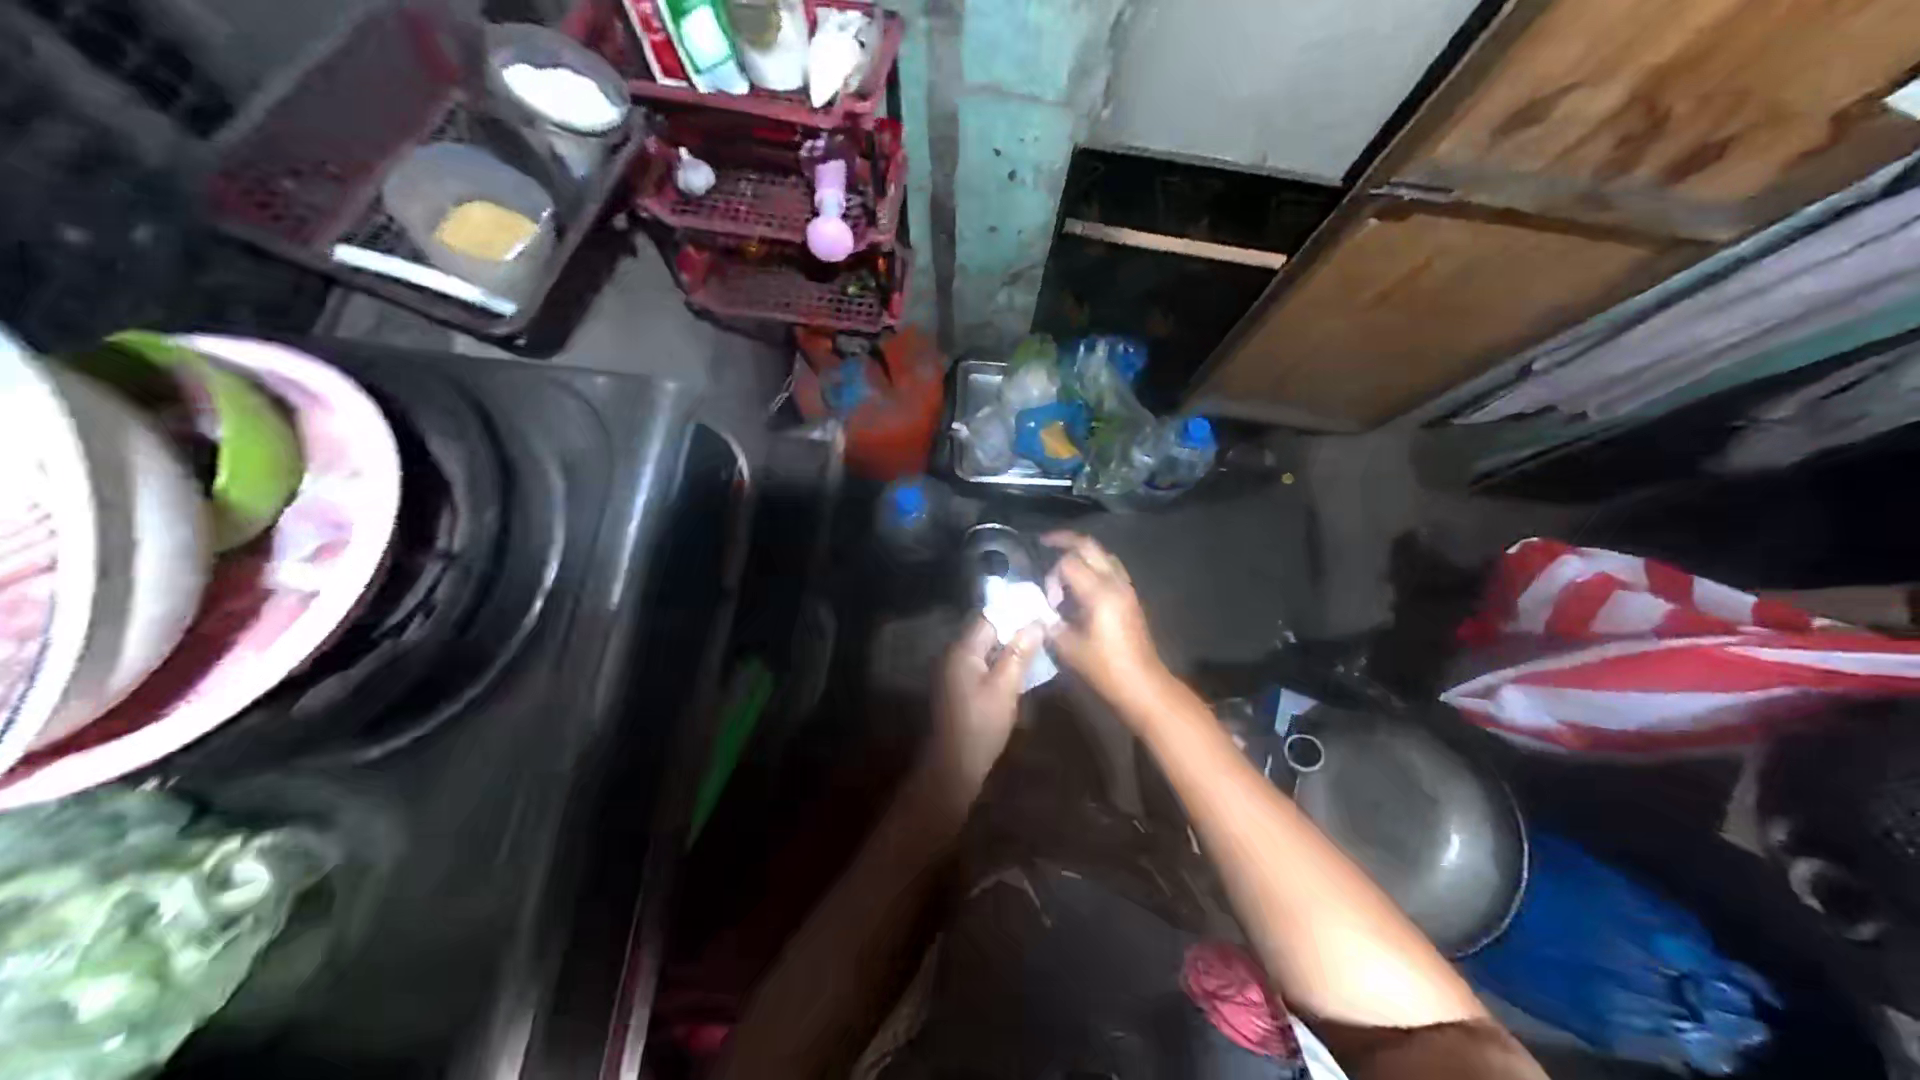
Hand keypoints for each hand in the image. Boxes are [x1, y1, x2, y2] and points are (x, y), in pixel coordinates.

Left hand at [925, 616, 1043, 791]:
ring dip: (1011, 646)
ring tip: (1040, 643)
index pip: (989, 617)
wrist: (955, 765)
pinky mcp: (962, 687)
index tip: (1039, 608)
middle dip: (1015, 627)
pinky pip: (985, 664)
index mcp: (963, 651)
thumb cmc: (981, 724)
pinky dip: (1003, 662)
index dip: (1014, 611)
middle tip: (1045, 625)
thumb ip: (1019, 653)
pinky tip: (1023, 666)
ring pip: (987, 649)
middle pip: (988, 631)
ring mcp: (957, 672)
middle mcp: (956, 655)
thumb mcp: (1005, 687)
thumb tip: (1035, 622)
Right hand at [1041, 532, 1166, 701]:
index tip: (1048, 600)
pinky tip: (1081, 578)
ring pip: (1102, 554)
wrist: (1142, 684)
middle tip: (1044, 542)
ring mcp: (1126, 588)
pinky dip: (1093, 564)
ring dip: (1081, 551)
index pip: (1068, 562)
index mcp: (1099, 592)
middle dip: (1065, 540)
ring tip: (1062, 558)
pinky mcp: (1130, 597)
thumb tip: (1040, 610)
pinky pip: (1110, 567)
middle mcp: (1115, 582)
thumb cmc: (1104, 668)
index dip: (1051, 576)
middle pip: (1089, 546)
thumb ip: (1049, 622)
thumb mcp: (1067, 647)